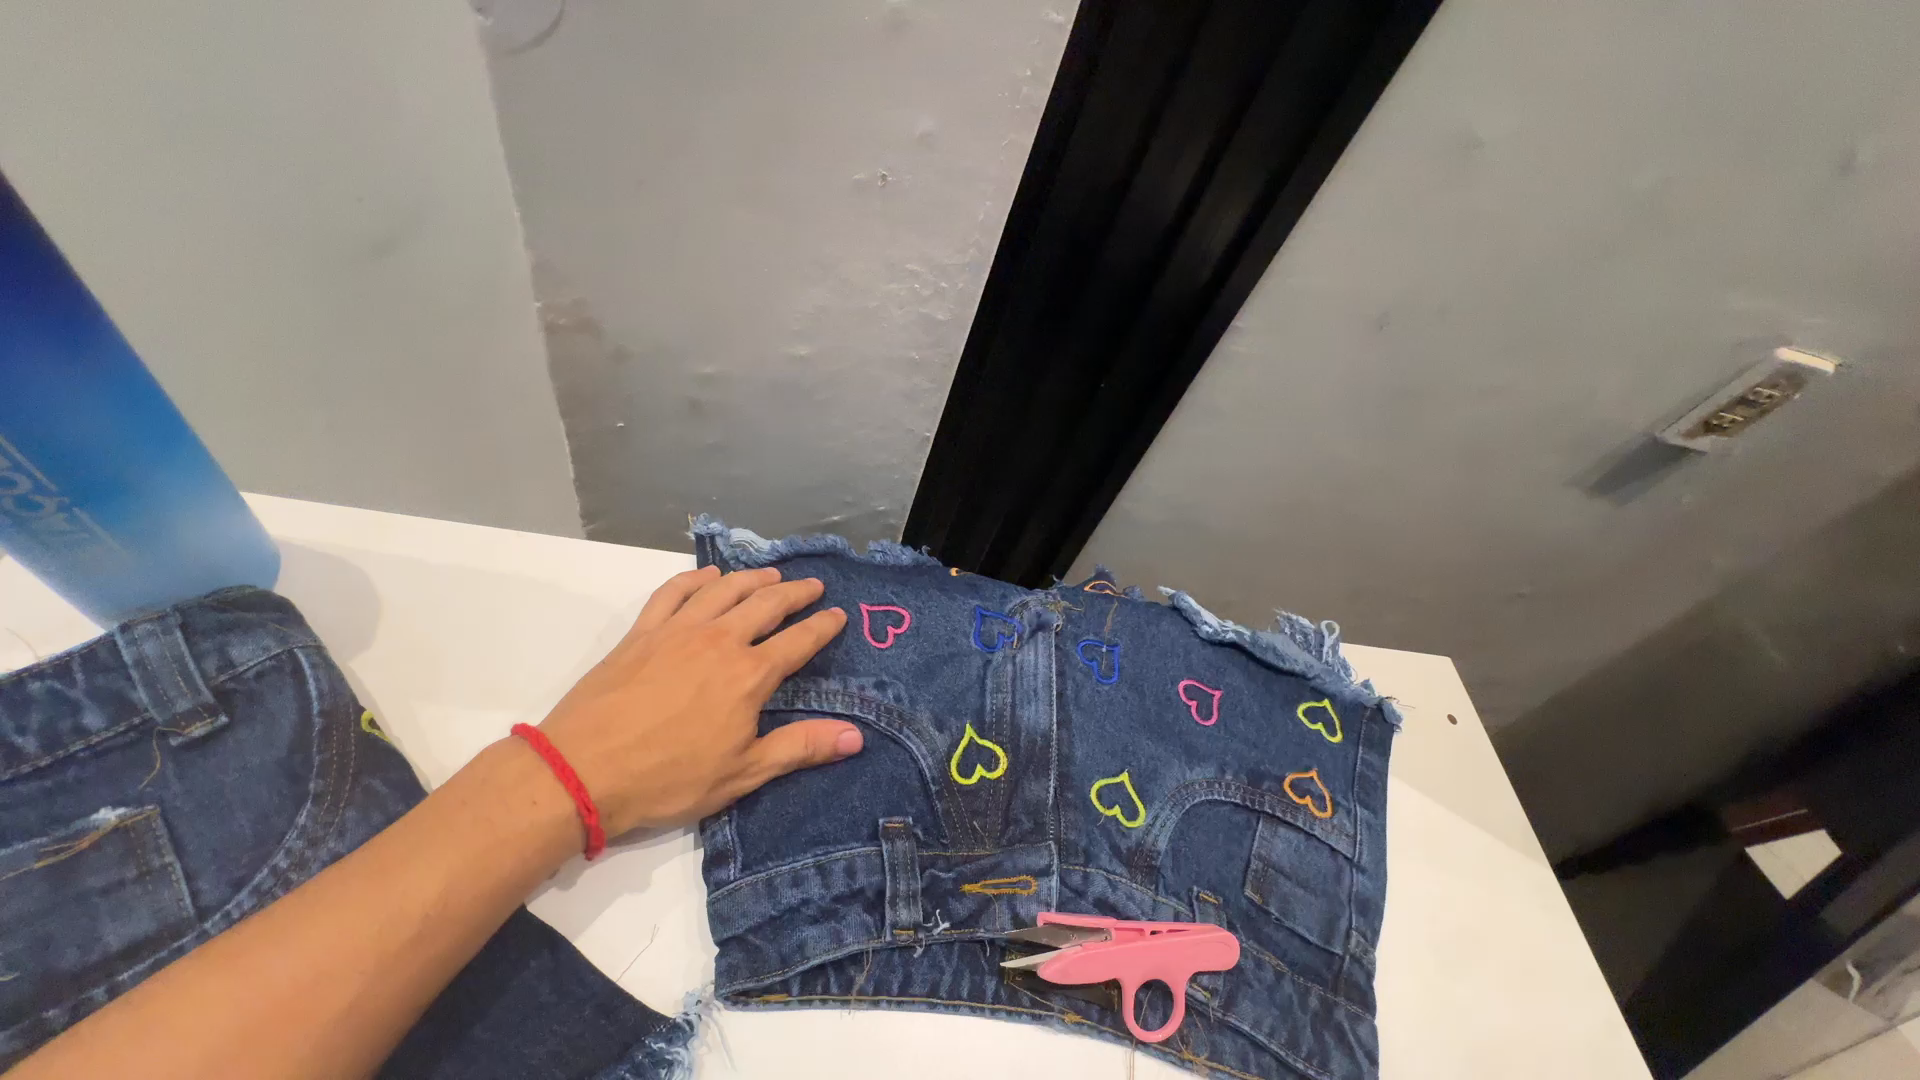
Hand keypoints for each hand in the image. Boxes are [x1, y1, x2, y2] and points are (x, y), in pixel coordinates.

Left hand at [533, 565, 857, 835]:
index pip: (798, 641)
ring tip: (770, 574)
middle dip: (795, 592)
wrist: (582, 770)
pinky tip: (706, 575)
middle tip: (812, 585)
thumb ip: (801, 747)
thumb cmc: (669, 778)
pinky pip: (673, 592)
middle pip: (766, 604)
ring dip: (752, 578)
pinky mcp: (642, 632)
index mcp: (749, 675)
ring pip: (724, 589)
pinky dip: (695, 578)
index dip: (823, 626)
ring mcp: (678, 631)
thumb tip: (856, 735)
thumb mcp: (744, 773)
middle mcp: (719, 640)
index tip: (839, 614)